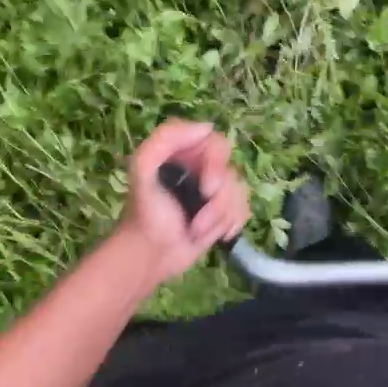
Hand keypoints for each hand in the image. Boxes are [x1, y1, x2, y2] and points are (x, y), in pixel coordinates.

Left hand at [119, 119, 249, 283]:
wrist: (151, 258)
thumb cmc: (145, 215)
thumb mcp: (142, 169)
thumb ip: (165, 139)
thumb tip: (207, 128)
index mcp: (184, 151)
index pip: (217, 143)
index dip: (217, 165)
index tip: (205, 188)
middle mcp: (201, 167)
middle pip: (232, 170)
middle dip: (219, 199)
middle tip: (198, 219)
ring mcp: (214, 189)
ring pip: (240, 192)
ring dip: (220, 217)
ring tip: (196, 230)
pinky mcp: (223, 210)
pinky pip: (244, 208)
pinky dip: (232, 223)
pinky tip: (217, 235)